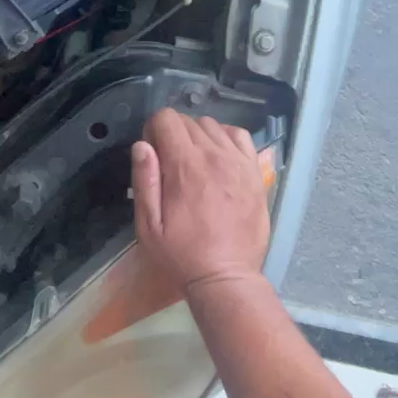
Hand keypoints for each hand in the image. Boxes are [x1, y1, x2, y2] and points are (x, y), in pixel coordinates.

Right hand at [131, 108, 269, 293]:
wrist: (227, 279)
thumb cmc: (182, 254)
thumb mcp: (149, 225)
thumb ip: (144, 180)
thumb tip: (142, 145)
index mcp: (184, 165)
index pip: (166, 118)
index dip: (154, 131)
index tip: (154, 156)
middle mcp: (213, 155)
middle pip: (188, 120)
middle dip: (173, 134)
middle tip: (171, 165)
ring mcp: (238, 162)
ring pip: (213, 126)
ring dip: (198, 136)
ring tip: (195, 162)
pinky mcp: (255, 173)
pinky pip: (240, 136)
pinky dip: (226, 138)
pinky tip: (219, 156)